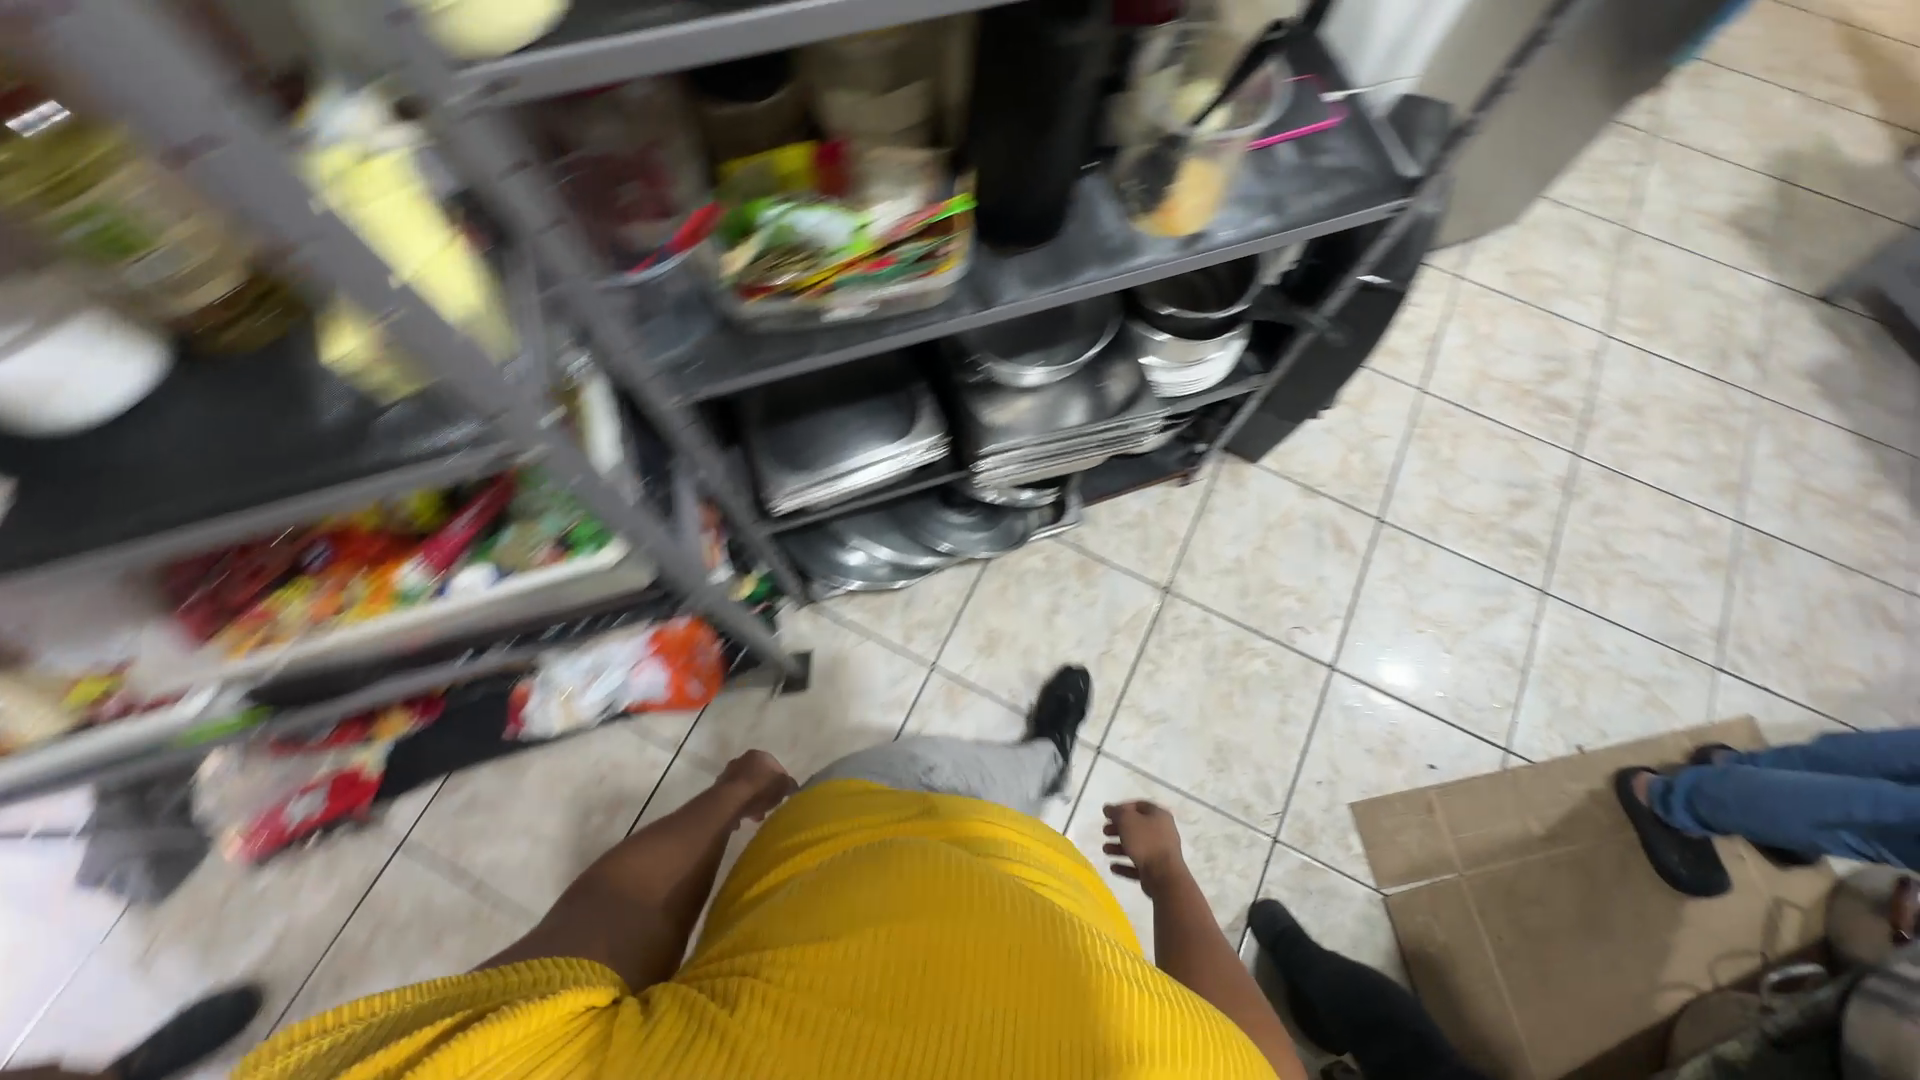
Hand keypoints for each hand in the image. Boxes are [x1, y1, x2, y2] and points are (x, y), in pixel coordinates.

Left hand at [717, 749, 796, 821]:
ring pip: (744, 788)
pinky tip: (741, 818)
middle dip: (763, 793)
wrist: (729, 801)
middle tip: (768, 807)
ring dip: (750, 800)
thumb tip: (791, 786)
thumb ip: (789, 784)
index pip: (775, 766)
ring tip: (755, 816)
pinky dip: (738, 806)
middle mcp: (742, 760)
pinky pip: (733, 798)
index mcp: (759, 755)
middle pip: (758, 777)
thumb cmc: (760, 789)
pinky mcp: (717, 788)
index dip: (780, 782)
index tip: (781, 795)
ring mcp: (727, 773)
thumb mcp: (783, 786)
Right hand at [1103, 800, 1188, 895]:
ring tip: (1105, 850)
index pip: (1139, 806)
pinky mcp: (1157, 871)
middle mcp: (1162, 832)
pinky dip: (1125, 865)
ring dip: (1119, 848)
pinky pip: (1138, 865)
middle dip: (1118, 829)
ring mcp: (1160, 853)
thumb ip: (1116, 812)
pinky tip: (1113, 867)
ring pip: (1137, 847)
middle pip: (1137, 827)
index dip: (1122, 808)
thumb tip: (1108, 808)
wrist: (1164, 876)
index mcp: (1159, 816)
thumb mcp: (1127, 820)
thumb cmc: (1146, 842)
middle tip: (1105, 832)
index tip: (1108, 815)